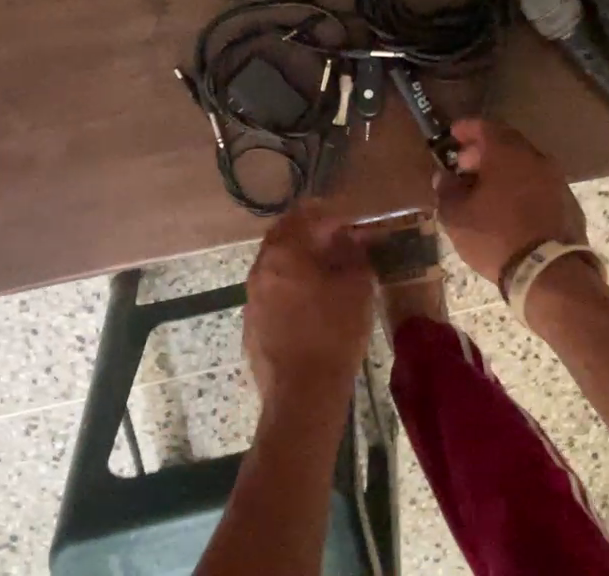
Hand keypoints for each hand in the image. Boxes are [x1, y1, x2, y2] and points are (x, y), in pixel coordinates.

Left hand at [243, 200, 375, 405]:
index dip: (332, 214)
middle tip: (339, 240)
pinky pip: (272, 292)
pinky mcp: (252, 323)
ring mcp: (252, 297)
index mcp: (284, 251)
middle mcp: (261, 267)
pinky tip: (311, 303)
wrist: (302, 394)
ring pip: (276, 264)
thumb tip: (352, 238)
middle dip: (312, 233)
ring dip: (300, 260)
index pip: (306, 214)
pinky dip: (291, 286)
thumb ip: (354, 254)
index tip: (353, 221)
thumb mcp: (356, 288)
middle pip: (285, 236)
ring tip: (328, 271)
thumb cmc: (334, 333)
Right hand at [434, 118, 590, 285]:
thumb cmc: (496, 237)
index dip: (466, 128)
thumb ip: (446, 190)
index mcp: (507, 153)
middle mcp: (536, 159)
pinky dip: (522, 188)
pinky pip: (539, 186)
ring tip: (484, 191)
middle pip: (507, 144)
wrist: (549, 273)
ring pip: (525, 165)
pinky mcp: (568, 204)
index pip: (485, 127)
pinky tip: (509, 209)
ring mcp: (556, 181)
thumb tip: (444, 177)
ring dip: (504, 171)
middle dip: (483, 151)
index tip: (453, 134)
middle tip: (464, 167)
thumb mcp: (457, 216)